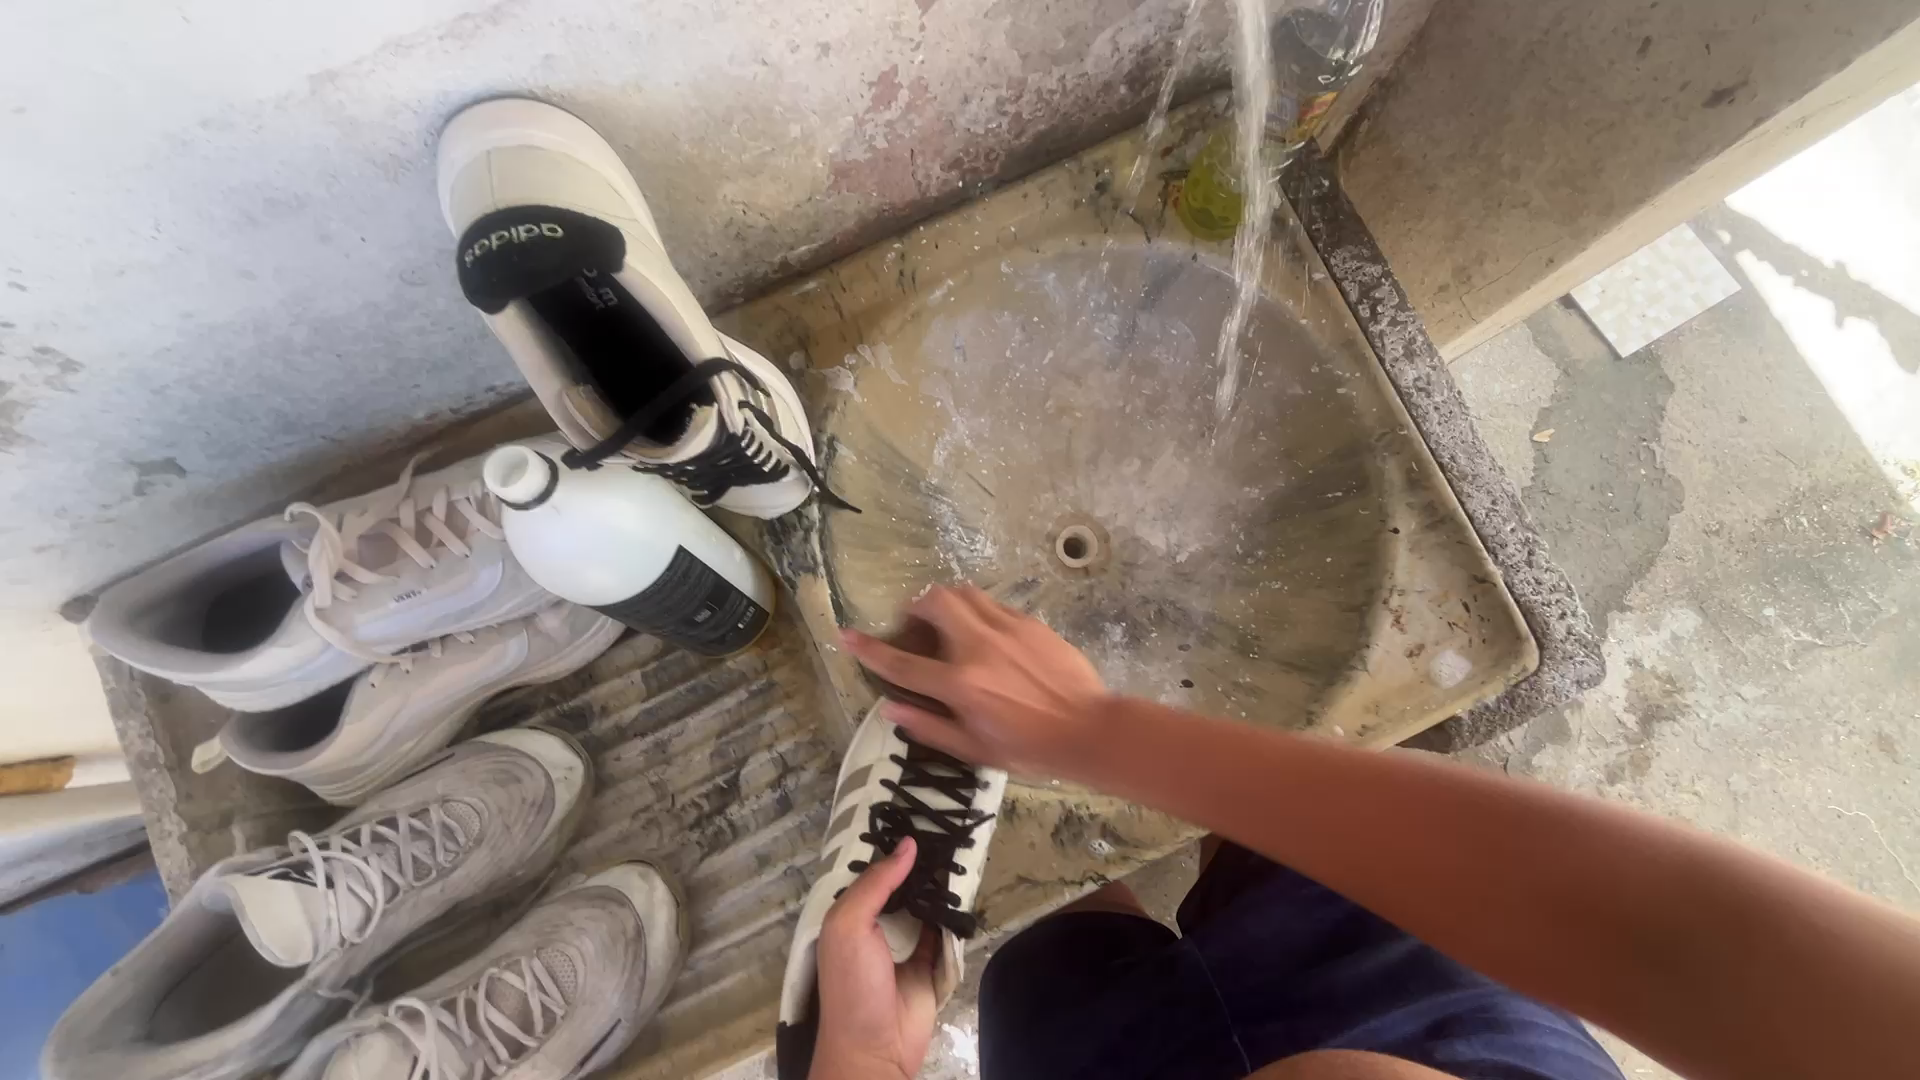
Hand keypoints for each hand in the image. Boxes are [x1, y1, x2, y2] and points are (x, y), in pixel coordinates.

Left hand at [811, 838, 938, 1079]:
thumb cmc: (852, 984)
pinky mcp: (930, 961)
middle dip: (921, 862)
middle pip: (902, 883)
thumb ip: (876, 883)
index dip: (891, 846)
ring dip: (940, 883)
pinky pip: (944, 929)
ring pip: (925, 902)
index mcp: (851, 912)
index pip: (873, 870)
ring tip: (962, 847)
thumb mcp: (850, 925)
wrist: (874, 1049)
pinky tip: (967, 886)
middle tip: (948, 827)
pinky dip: (954, 911)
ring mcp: (904, 942)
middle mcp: (877, 922)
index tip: (916, 815)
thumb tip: (908, 844)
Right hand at [842, 585, 1109, 776]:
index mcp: (960, 685)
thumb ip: (929, 726)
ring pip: (964, 593)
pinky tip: (987, 634)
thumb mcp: (974, 750)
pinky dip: (979, 612)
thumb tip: (890, 708)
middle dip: (915, 606)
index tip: (846, 634)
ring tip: (949, 621)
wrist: (1088, 729)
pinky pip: (993, 605)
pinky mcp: (1030, 622)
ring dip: (947, 602)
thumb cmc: (1028, 748)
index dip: (869, 649)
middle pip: (933, 602)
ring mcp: (1006, 629)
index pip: (902, 663)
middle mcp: (978, 647)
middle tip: (916, 623)